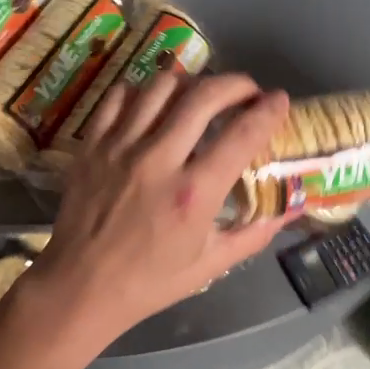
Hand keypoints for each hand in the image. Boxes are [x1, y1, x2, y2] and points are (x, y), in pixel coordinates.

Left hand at [19, 72, 293, 346]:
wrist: (80, 286)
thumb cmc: (149, 281)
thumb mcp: (210, 265)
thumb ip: (252, 234)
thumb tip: (288, 209)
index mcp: (193, 193)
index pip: (242, 134)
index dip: (268, 110)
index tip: (279, 100)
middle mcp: (158, 160)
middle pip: (205, 96)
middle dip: (236, 84)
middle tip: (246, 90)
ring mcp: (121, 146)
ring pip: (162, 86)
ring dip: (190, 83)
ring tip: (200, 94)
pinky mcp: (93, 143)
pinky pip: (120, 96)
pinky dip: (142, 91)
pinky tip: (154, 103)